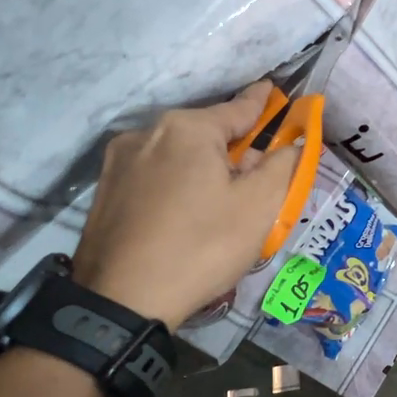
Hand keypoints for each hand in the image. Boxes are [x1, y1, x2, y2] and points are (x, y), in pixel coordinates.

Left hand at [72, 82, 297, 328]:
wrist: (121, 304)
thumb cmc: (202, 246)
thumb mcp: (260, 206)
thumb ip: (284, 165)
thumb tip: (292, 143)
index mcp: (188, 128)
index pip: (241, 107)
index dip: (265, 103)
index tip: (276, 91)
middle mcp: (148, 133)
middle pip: (208, 133)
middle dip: (235, 148)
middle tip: (257, 176)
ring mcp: (119, 162)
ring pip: (178, 155)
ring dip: (203, 167)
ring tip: (220, 202)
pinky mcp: (104, 192)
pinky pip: (154, 175)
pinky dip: (177, 184)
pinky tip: (186, 214)